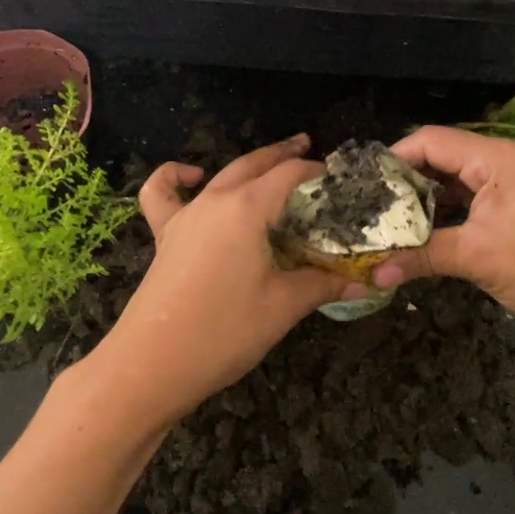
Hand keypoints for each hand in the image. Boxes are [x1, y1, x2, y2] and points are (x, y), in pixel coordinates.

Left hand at [91, 134, 355, 422]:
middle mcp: (216, 200)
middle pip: (254, 164)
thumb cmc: (223, 332)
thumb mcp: (283, 307)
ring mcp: (186, 216)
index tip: (334, 177)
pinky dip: (177, 177)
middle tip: (308, 147)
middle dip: (283, 154)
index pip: (288, 175)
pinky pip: (163, 193)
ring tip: (270, 161)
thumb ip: (323, 286)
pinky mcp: (165, 235)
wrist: (150, 366)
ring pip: (221, 174)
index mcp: (248, 209)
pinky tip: (194, 179)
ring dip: (248, 164)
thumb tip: (364, 285)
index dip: (314, 171)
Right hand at [373, 126, 514, 337]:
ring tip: (386, 218)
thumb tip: (371, 273)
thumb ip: (423, 257)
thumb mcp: (478, 258)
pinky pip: (468, 194)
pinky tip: (421, 229)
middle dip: (404, 179)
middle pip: (439, 154)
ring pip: (452, 176)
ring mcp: (509, 179)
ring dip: (423, 196)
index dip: (394, 158)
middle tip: (369, 204)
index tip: (363, 185)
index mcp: (494, 158)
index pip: (430, 140)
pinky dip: (444, 208)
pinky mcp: (513, 201)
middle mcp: (500, 159)